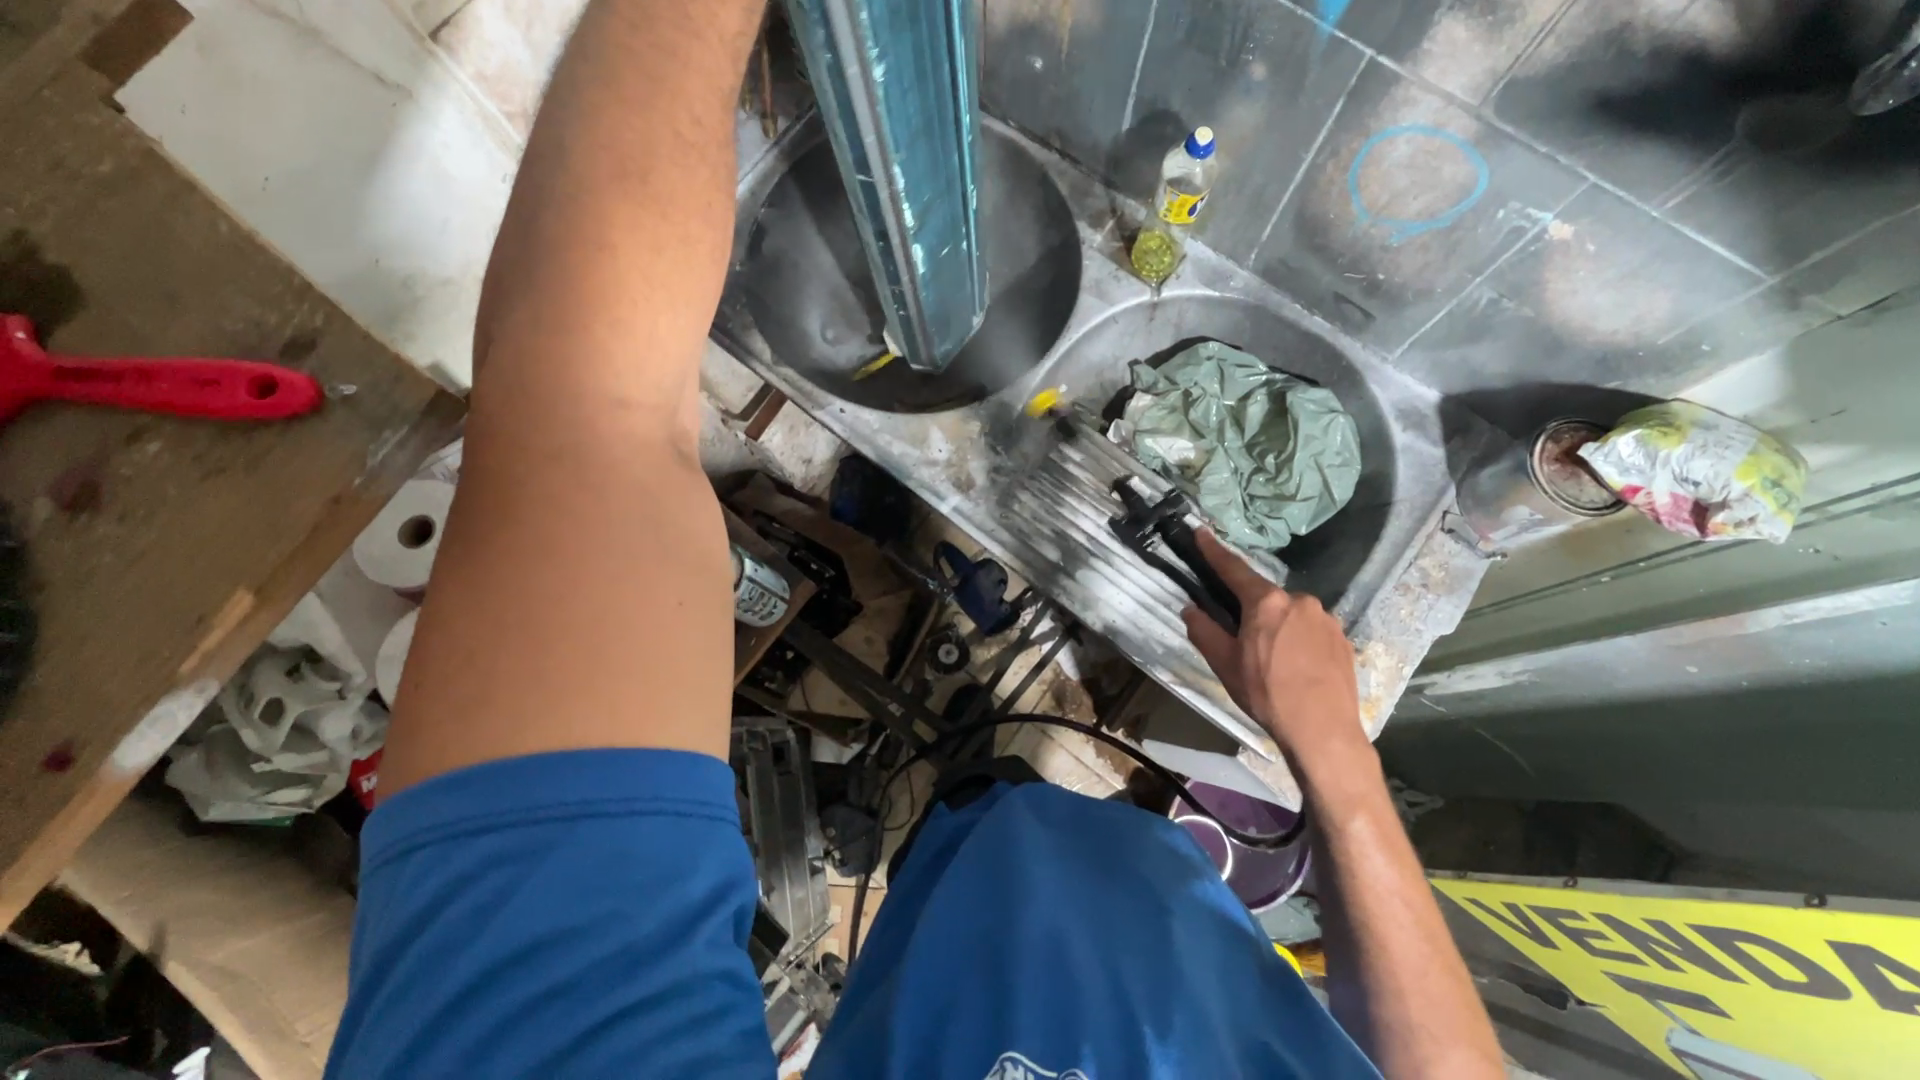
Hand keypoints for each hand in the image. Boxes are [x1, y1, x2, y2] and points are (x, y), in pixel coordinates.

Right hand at [1181, 531, 1367, 773]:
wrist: (1323, 730)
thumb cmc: (1267, 694)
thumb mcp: (1225, 665)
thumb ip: (1204, 631)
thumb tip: (1190, 609)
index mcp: (1266, 602)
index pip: (1233, 569)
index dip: (1214, 551)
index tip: (1202, 532)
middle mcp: (1299, 600)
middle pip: (1264, 597)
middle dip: (1251, 611)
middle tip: (1241, 640)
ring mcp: (1326, 618)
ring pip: (1290, 614)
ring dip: (1277, 628)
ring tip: (1272, 662)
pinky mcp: (1342, 638)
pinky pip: (1311, 630)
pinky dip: (1298, 641)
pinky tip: (1295, 667)